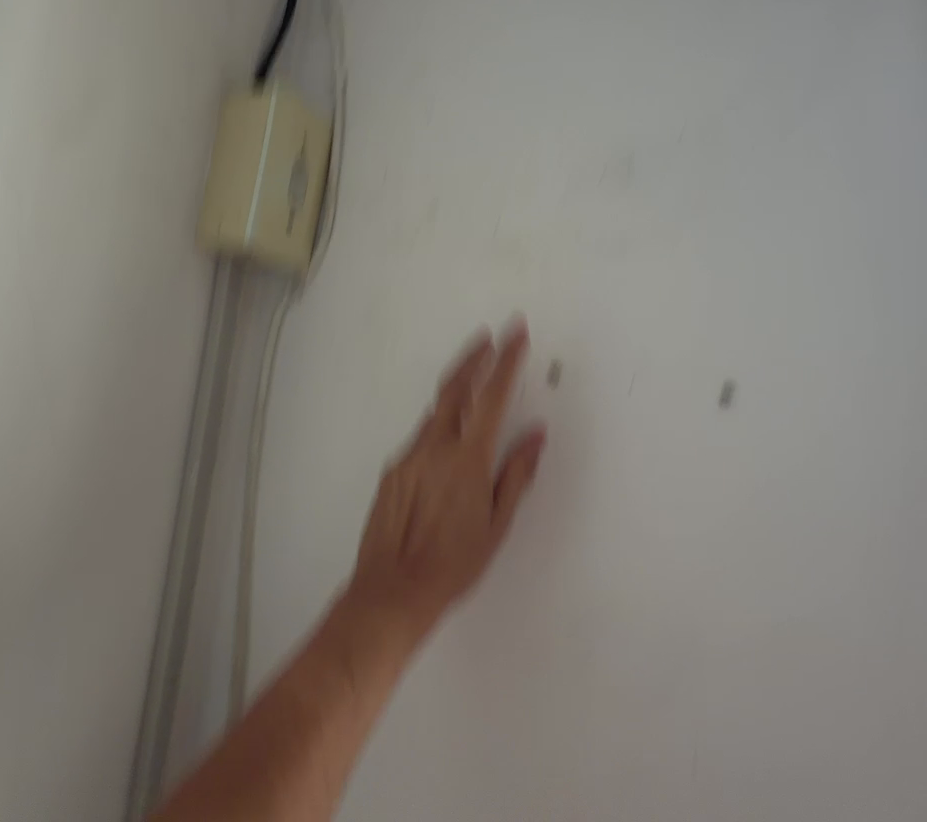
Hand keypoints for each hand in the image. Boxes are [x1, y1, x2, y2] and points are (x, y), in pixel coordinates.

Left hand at [344, 320, 546, 641]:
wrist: (392, 592)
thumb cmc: (455, 564)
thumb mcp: (497, 524)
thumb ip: (516, 474)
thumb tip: (534, 435)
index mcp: (466, 458)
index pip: (492, 397)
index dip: (506, 361)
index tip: (515, 334)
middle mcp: (434, 447)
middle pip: (455, 389)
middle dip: (474, 359)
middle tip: (490, 339)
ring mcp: (408, 457)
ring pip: (436, 413)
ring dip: (457, 392)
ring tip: (474, 381)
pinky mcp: (392, 471)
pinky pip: (421, 438)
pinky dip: (440, 426)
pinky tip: (448, 441)